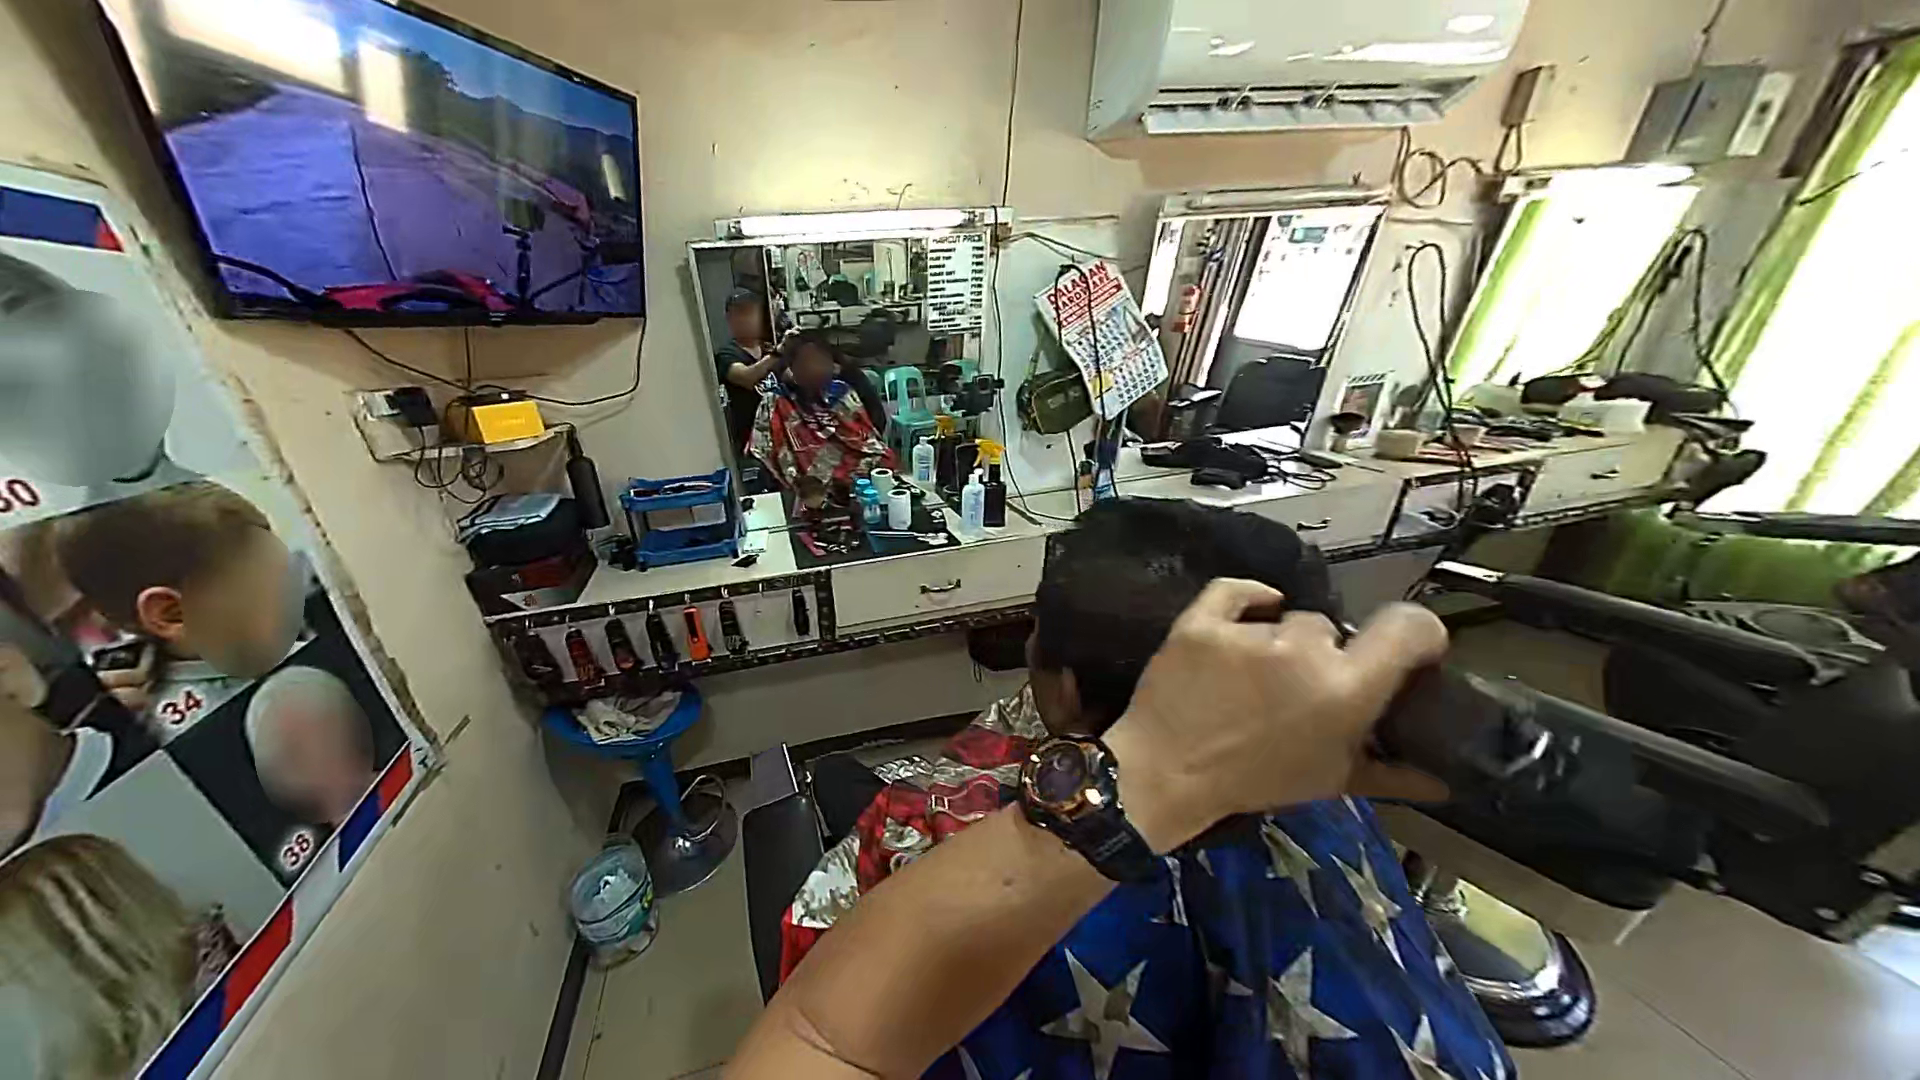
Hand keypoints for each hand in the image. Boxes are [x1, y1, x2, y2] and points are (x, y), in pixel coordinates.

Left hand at [1103, 580, 1449, 852]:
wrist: (1167, 771)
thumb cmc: (1253, 780)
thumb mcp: (1330, 782)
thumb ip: (1392, 774)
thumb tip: (1443, 780)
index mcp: (1346, 689)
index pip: (1407, 627)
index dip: (1415, 633)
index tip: (1405, 648)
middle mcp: (1301, 651)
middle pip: (1328, 628)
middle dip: (1319, 654)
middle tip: (1295, 686)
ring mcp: (1246, 633)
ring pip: (1281, 615)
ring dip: (1275, 637)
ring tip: (1253, 673)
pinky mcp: (1200, 622)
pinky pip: (1234, 590)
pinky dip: (1247, 597)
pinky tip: (1250, 614)